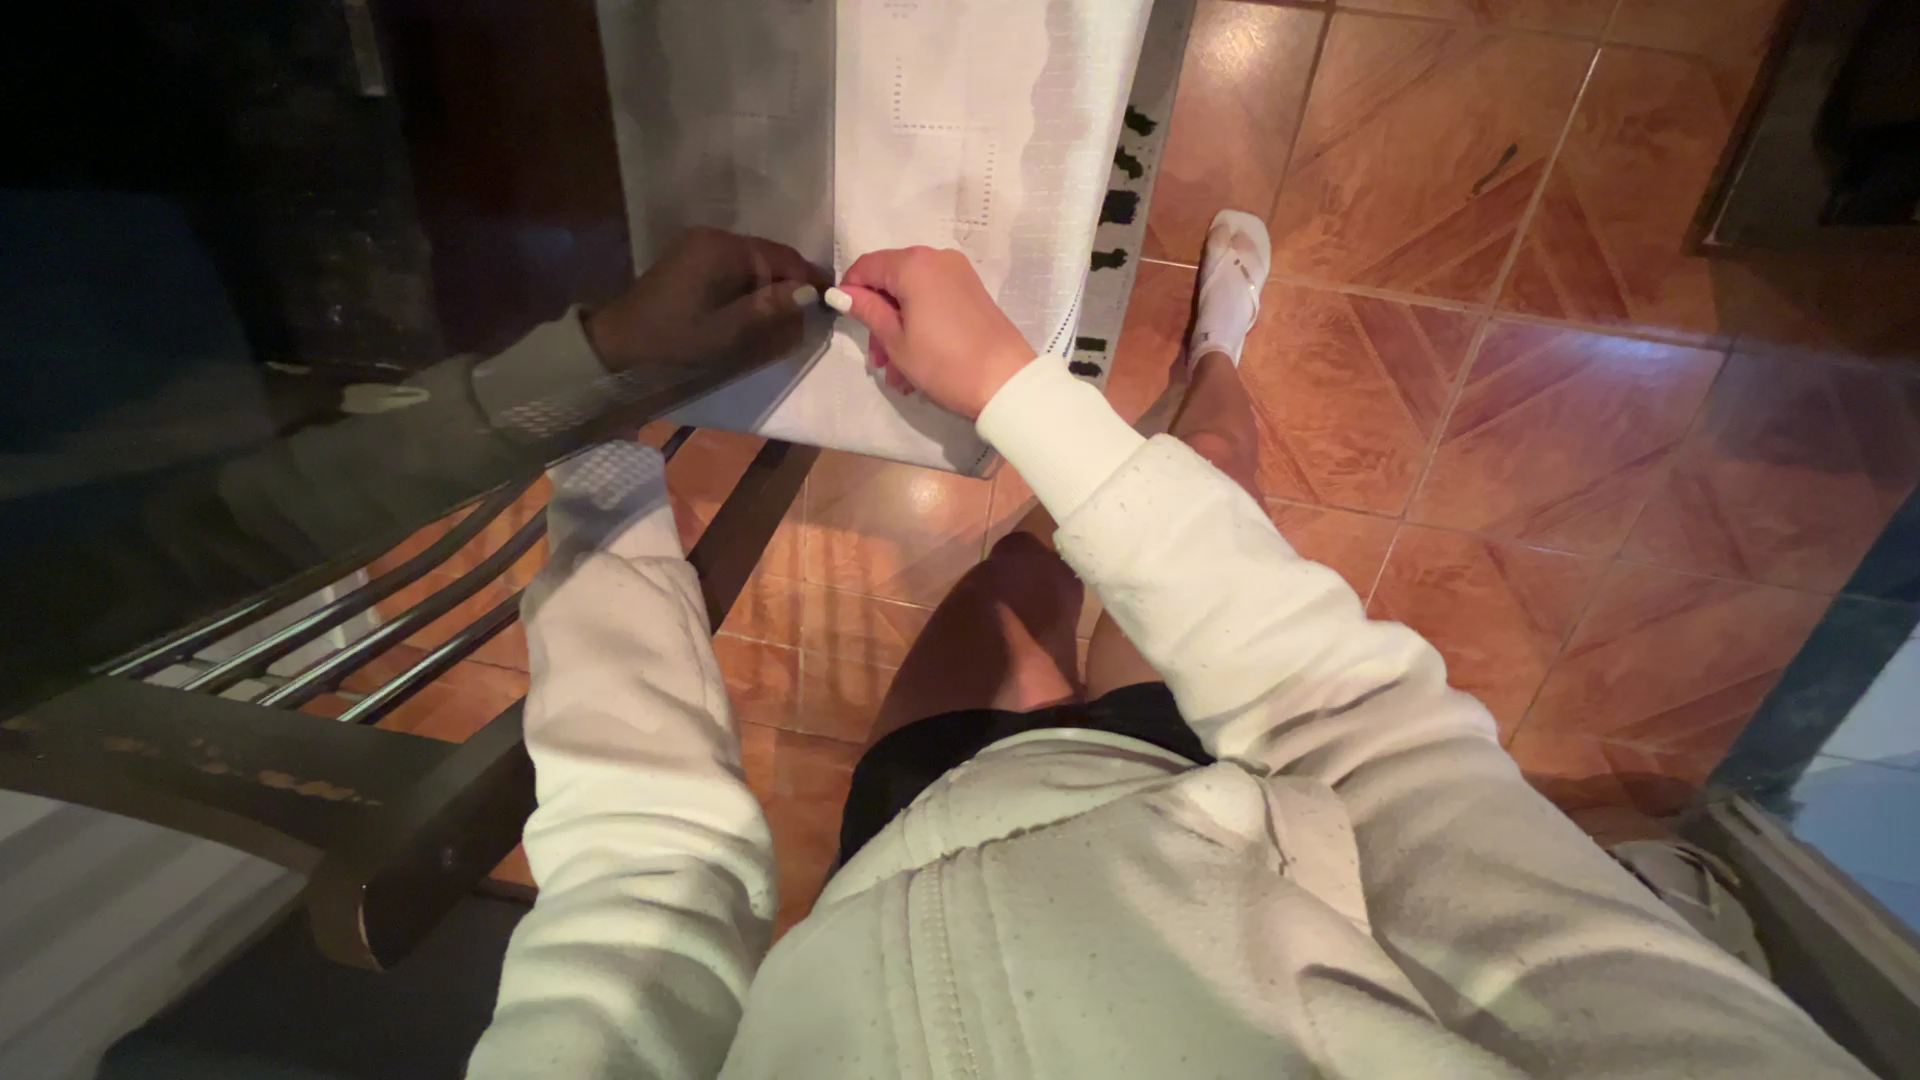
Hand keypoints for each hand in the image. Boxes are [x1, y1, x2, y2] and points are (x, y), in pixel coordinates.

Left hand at [586, 226, 829, 372]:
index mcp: (724, 250)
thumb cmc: (676, 337)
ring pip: (755, 260)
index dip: (810, 279)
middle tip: (816, 310)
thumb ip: (769, 308)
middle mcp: (715, 237)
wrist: (621, 340)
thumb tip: (809, 293)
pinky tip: (762, 305)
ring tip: (792, 312)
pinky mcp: (695, 257)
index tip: (833, 301)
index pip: (783, 257)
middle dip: (794, 280)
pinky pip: (738, 265)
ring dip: (775, 283)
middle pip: (770, 255)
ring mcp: (702, 245)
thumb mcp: (728, 330)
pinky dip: (755, 283)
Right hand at [835, 247, 1036, 419]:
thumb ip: (868, 311)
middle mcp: (938, 259)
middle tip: (877, 361)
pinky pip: (935, 303)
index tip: (844, 317)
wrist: (1005, 382)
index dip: (850, 290)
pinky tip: (916, 365)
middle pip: (892, 281)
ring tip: (897, 374)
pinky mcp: (973, 294)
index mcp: (914, 264)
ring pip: (914, 297)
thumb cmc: (944, 363)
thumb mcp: (897, 341)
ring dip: (899, 331)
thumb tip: (843, 293)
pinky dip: (920, 327)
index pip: (868, 265)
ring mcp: (959, 275)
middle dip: (879, 319)